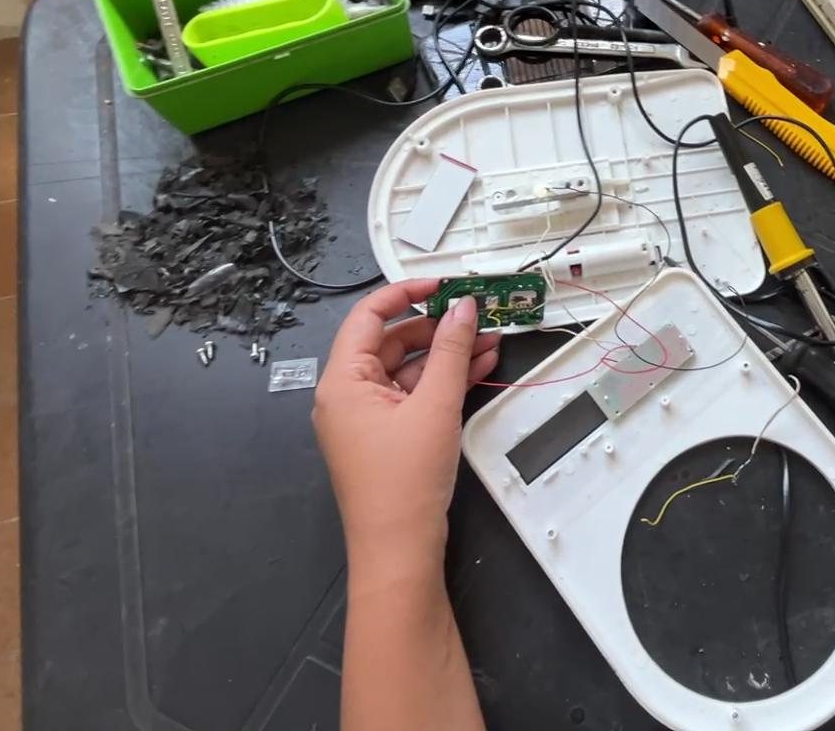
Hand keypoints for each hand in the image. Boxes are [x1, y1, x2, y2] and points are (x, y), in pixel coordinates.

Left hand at [313, 279, 501, 579]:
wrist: (401, 550)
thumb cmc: (403, 483)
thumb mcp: (434, 405)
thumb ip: (453, 350)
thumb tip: (463, 308)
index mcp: (344, 382)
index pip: (369, 316)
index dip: (405, 292)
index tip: (442, 284)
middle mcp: (351, 395)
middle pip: (395, 341)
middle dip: (439, 326)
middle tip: (477, 314)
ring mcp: (370, 416)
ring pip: (412, 367)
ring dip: (450, 352)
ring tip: (490, 339)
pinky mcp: (391, 433)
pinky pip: (417, 392)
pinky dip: (447, 378)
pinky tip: (480, 366)